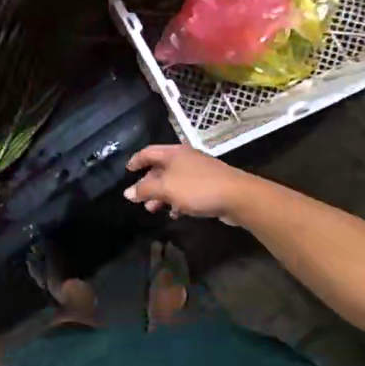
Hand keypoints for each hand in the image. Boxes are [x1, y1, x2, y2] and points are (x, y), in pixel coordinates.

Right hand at [123, 145, 259, 222]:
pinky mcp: (208, 186)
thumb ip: (145, 190)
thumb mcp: (166, 189)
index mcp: (174, 153)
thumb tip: (128, 192)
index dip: (136, 161)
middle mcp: (185, 159)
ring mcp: (198, 172)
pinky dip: (177, 201)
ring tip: (153, 210)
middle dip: (148, 183)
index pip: (148, 152)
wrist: (238, 196)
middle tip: (139, 199)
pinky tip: (175, 213)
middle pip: (160, 168)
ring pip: (173, 182)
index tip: (126, 172)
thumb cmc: (197, 188)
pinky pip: (186, 192)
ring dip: (161, 195)